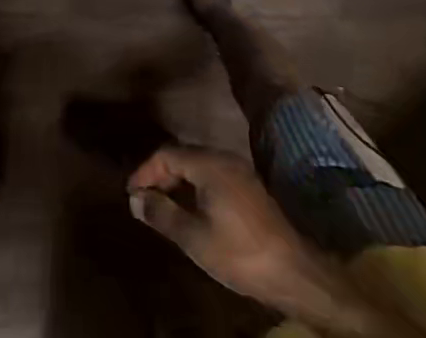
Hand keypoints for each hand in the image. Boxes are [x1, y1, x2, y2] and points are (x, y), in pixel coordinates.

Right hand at [129, 145, 417, 337]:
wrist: (294, 272)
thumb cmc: (239, 253)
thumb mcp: (194, 237)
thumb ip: (162, 213)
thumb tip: (135, 198)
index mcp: (210, 164)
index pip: (167, 154)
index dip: (145, 171)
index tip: (130, 193)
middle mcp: (225, 159)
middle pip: (182, 156)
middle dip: (159, 175)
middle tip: (143, 199)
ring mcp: (240, 172)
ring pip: (198, 165)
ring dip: (177, 181)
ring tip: (162, 205)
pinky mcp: (249, 187)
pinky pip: (212, 175)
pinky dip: (194, 186)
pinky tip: (190, 209)